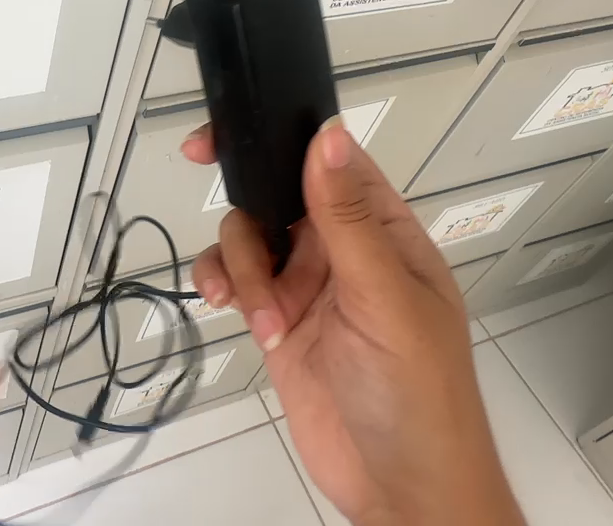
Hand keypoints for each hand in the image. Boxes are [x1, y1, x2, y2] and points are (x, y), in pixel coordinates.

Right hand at [186, 119, 523, 525]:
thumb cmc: (416, 391)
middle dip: (242, 182)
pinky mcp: (273, 313)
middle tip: (197, 156)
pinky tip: (227, 307)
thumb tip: (328, 134)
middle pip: (277, 188)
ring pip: (247, 232)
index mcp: (380, 229)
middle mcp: (338, 245)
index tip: (236, 123)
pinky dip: (221, 282)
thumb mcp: (385, 299)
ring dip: (241, 264)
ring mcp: (303, 280)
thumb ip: (348, 218)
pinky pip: (232, 276)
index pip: (330, 160)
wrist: (397, 491)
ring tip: (264, 316)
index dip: (284, 133)